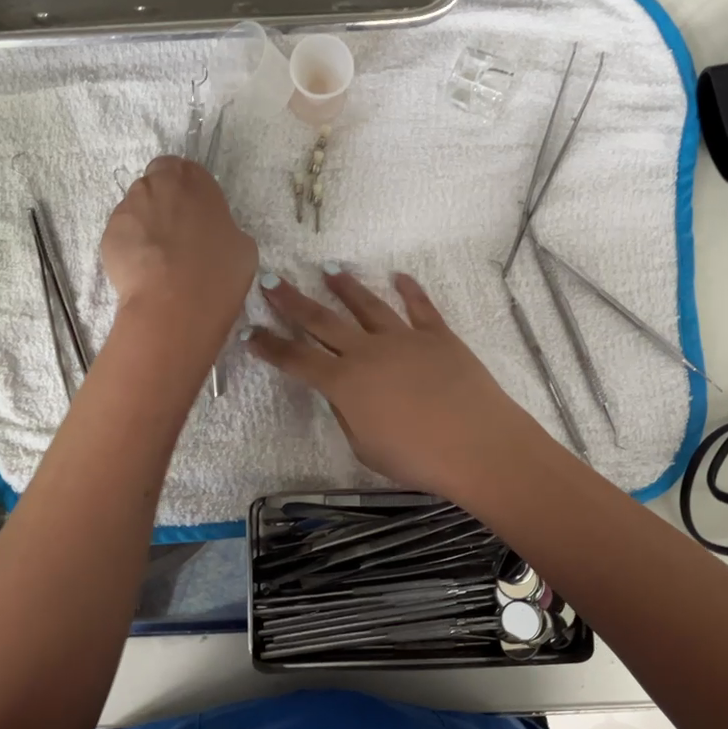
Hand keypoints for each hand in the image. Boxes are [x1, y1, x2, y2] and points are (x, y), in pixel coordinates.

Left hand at [100, 156, 257, 352]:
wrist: (174, 306)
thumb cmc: (217, 275)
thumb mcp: (242, 247)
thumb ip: (223, 227)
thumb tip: (212, 234)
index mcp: (195, 181)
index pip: (185, 171)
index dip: (189, 193)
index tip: (195, 216)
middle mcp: (158, 185)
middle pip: (156, 184)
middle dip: (163, 203)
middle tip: (176, 236)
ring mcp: (129, 208)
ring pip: (136, 209)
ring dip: (145, 225)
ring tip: (158, 259)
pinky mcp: (108, 234)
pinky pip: (122, 235)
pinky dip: (131, 248)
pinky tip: (144, 271)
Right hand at [245, 269, 539, 496]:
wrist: (477, 445)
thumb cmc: (416, 458)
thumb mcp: (366, 448)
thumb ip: (348, 417)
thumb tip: (344, 395)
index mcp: (344, 384)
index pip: (297, 360)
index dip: (270, 347)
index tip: (250, 333)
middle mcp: (368, 352)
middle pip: (322, 321)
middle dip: (292, 301)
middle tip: (270, 281)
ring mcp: (404, 339)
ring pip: (367, 306)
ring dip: (346, 287)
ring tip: (329, 270)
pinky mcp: (438, 336)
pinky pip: (419, 307)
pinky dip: (409, 290)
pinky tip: (399, 276)